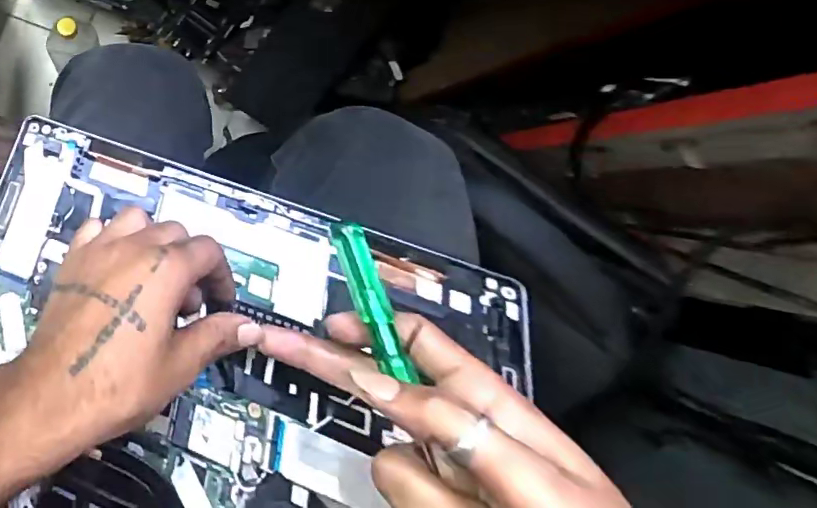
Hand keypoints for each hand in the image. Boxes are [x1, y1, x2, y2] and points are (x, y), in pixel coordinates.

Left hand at [0, 207, 261, 483]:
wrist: (53, 394)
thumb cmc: (117, 384)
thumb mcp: (178, 366)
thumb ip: (215, 336)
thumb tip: (247, 326)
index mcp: (164, 268)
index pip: (207, 250)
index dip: (220, 276)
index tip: (219, 303)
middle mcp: (133, 246)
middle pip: (175, 231)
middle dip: (189, 261)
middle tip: (186, 304)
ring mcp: (100, 247)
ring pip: (137, 219)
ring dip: (152, 240)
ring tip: (152, 278)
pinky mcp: (74, 257)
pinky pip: (98, 228)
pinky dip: (112, 238)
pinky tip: (114, 268)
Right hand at [256, 312, 628, 507]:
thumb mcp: (533, 481)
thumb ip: (450, 424)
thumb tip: (374, 386)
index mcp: (490, 403)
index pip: (419, 344)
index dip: (372, 328)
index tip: (330, 327)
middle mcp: (462, 435)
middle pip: (387, 387)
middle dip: (337, 364)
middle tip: (282, 341)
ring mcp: (451, 480)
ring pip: (396, 465)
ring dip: (420, 490)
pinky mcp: (435, 506)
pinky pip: (405, 494)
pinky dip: (423, 505)